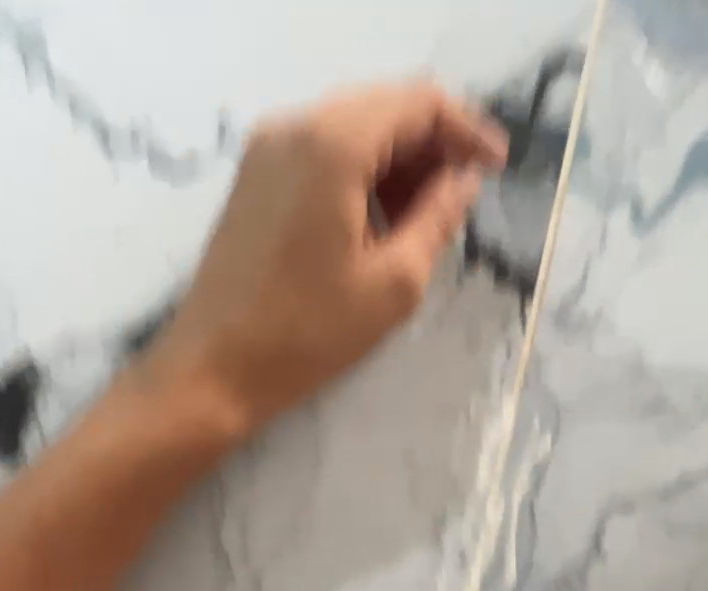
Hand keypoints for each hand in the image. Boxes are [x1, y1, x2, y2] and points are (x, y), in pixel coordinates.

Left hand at [155, 81, 507, 431]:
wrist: (212, 370)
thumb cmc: (306, 335)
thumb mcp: (392, 284)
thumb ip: (437, 219)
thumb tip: (462, 181)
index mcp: (331, 145)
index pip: (417, 103)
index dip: (466, 130)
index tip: (494, 169)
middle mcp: (292, 128)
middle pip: (383, 109)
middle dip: (431, 146)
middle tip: (461, 198)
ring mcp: (264, 151)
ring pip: (351, 130)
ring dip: (395, 162)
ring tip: (423, 218)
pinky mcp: (252, 180)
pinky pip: (319, 154)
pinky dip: (357, 175)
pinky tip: (376, 221)